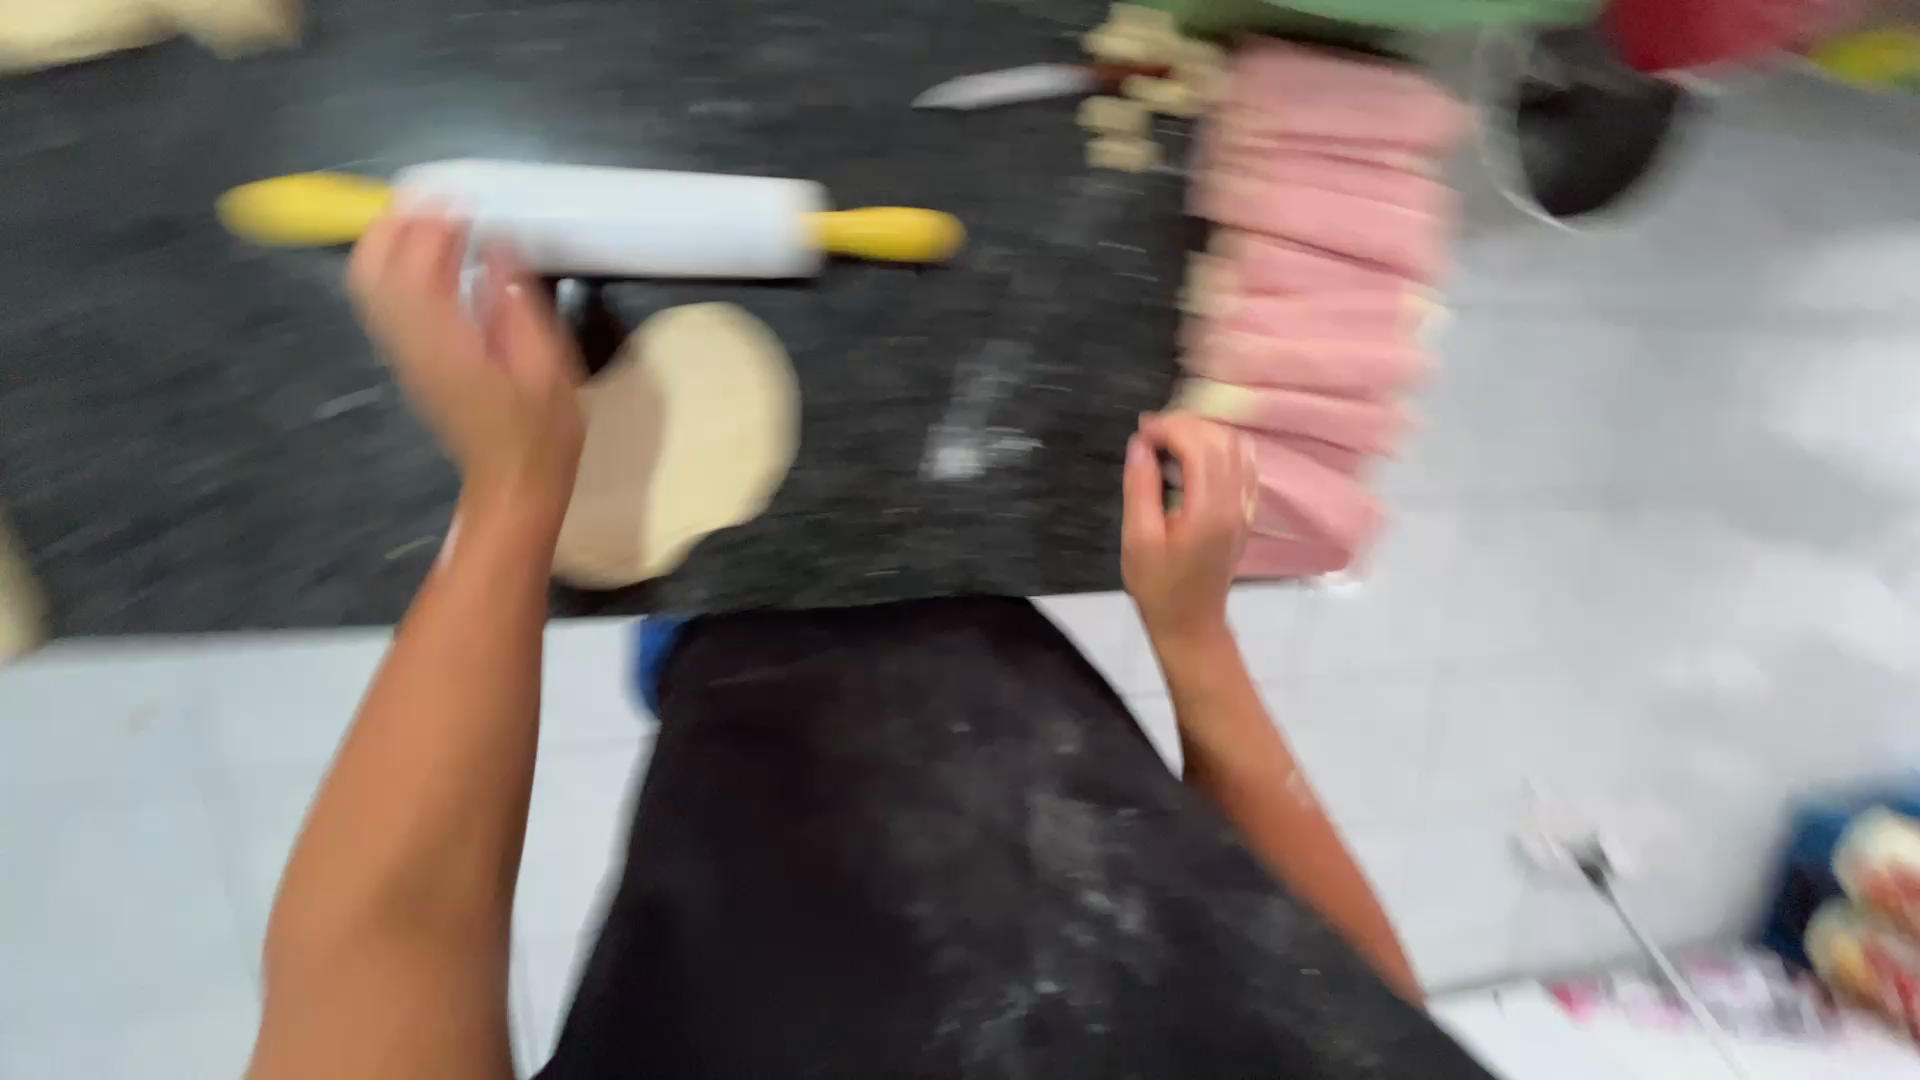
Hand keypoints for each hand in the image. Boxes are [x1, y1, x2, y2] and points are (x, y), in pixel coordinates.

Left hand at [346, 211, 585, 521]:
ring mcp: (403, 350)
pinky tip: (423, 260)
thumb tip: (498, 250)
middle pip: (376, 265)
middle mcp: (412, 340)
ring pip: (369, 280)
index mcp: (449, 340)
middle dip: (397, 222)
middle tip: (435, 199)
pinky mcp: (407, 358)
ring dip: (389, 240)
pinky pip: (381, 300)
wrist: (513, 480)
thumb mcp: (550, 366)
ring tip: (428, 219)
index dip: (433, 223)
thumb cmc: (543, 430)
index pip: (419, 264)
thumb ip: (518, 305)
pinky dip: (391, 266)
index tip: (462, 199)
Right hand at [1121, 412, 1254, 647]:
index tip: (1140, 431)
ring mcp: (1246, 507)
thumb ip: (1140, 487)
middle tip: (1150, 433)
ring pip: (1236, 448)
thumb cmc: (1158, 586)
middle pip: (1222, 440)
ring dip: (1203, 434)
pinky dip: (1220, 449)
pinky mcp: (1245, 512)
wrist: (1191, 623)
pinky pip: (1243, 466)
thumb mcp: (1137, 539)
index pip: (1200, 446)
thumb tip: (1140, 445)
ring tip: (1169, 440)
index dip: (1170, 428)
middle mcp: (1236, 502)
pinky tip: (1196, 455)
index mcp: (1210, 509)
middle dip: (1185, 425)